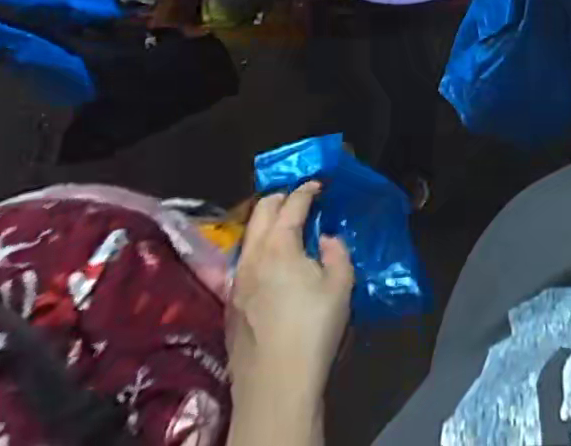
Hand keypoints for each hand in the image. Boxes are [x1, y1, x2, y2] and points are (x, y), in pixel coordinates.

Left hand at [227, 183, 353, 412]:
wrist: (275, 386)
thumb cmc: (313, 329)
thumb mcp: (341, 285)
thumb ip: (337, 252)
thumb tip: (327, 240)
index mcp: (279, 244)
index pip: (292, 204)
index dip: (307, 189)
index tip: (319, 184)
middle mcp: (252, 255)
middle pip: (261, 210)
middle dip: (281, 197)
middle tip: (301, 198)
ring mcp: (236, 280)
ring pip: (249, 235)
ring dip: (267, 223)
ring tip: (287, 227)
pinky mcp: (230, 304)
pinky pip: (244, 260)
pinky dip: (259, 248)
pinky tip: (273, 263)